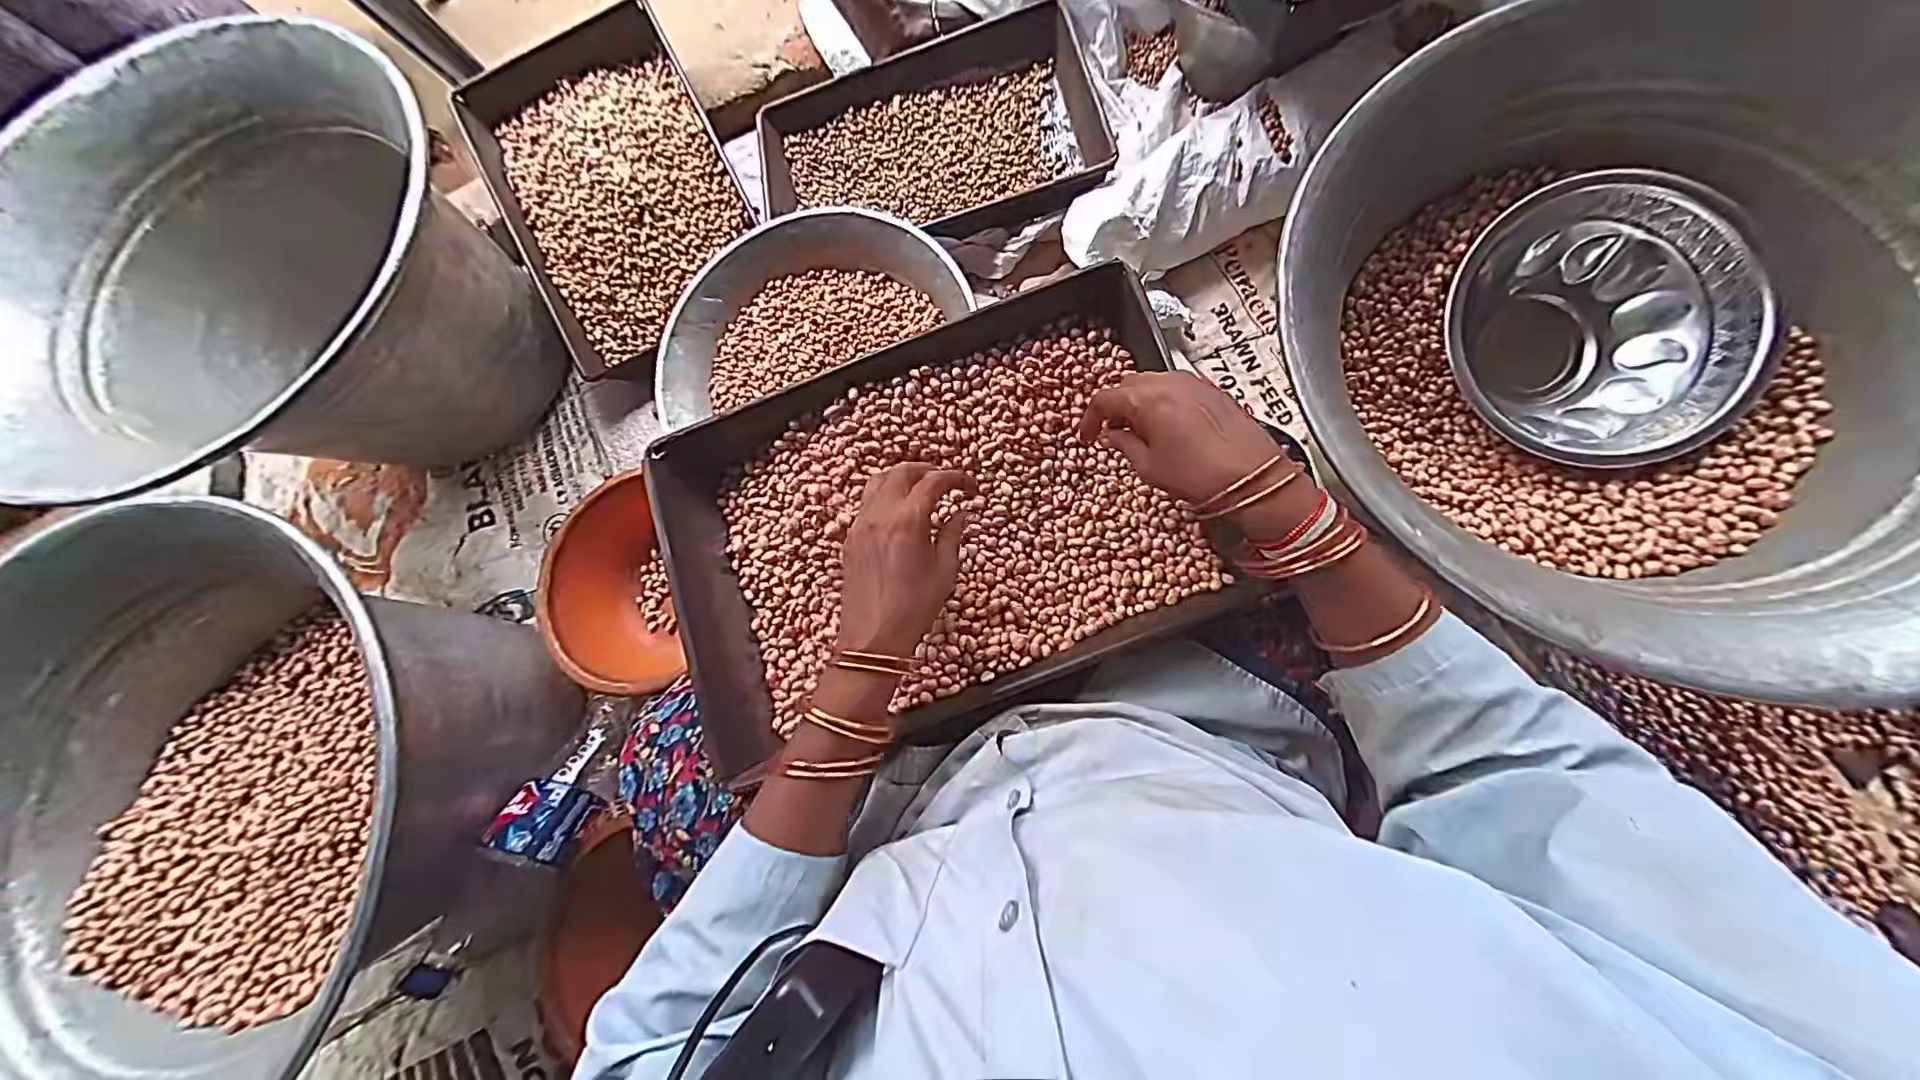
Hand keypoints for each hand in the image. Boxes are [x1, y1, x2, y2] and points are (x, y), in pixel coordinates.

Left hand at [836, 463, 976, 655]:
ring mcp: (861, 525)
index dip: (955, 478)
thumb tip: (962, 512)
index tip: (969, 485)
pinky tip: (900, 512)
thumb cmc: (913, 609)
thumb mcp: (945, 571)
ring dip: (902, 478)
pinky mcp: (851, 539)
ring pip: (878, 482)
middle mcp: (880, 515)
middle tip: (946, 480)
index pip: (933, 482)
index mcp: (907, 520)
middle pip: (901, 472)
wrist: (873, 638)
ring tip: (921, 488)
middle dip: (927, 470)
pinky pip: (867, 503)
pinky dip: (886, 496)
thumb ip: (953, 535)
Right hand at [1078, 371, 1295, 506]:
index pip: (1104, 398)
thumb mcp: (1148, 466)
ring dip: (1140, 402)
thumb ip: (1123, 444)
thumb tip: (1112, 435)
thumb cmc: (1199, 475)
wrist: (1252, 478)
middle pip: (1128, 384)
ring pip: (1153, 383)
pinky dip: (1163, 401)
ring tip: (1140, 431)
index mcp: (1146, 399)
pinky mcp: (1213, 390)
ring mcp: (1193, 383)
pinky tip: (1167, 427)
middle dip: (1116, 406)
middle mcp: (1169, 382)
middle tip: (1112, 431)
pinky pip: (1177, 388)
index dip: (1090, 418)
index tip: (1087, 435)